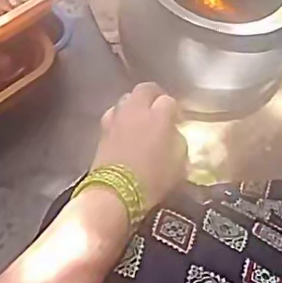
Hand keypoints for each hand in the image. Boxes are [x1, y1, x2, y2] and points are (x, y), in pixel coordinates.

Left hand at [91, 83, 187, 206]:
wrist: (114, 194)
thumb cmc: (152, 181)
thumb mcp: (178, 165)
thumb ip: (178, 143)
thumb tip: (173, 135)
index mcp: (159, 116)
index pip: (169, 101)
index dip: (174, 110)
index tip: (177, 120)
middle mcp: (137, 110)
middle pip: (146, 89)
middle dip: (154, 95)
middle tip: (160, 107)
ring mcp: (117, 118)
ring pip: (127, 98)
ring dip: (135, 104)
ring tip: (140, 117)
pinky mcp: (102, 129)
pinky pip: (114, 113)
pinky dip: (121, 116)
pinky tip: (124, 128)